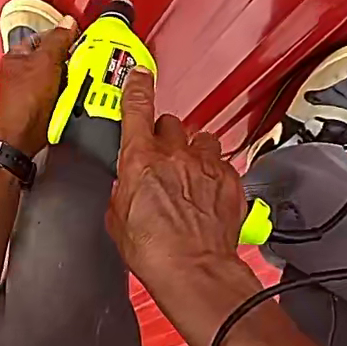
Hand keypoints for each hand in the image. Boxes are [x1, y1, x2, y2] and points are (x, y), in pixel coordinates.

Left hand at [0, 19, 74, 153]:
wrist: (23, 137)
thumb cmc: (22, 103)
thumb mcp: (44, 62)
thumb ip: (57, 40)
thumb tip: (68, 23)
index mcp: (17, 56)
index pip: (43, 36)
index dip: (60, 35)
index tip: (77, 37)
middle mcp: (24, 72)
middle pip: (54, 57)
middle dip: (69, 60)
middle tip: (80, 61)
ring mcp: (35, 90)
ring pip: (61, 76)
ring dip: (72, 79)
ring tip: (77, 81)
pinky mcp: (45, 105)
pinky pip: (64, 94)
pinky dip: (71, 95)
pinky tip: (74, 96)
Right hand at [107, 68, 259, 345]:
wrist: (194, 270)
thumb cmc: (155, 251)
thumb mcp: (117, 220)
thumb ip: (122, 191)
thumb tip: (126, 187)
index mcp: (141, 159)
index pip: (137, 107)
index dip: (137, 86)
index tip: (138, 75)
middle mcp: (175, 155)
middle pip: (171, 123)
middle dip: (164, 136)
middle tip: (162, 158)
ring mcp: (205, 165)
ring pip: (200, 138)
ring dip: (192, 151)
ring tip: (189, 174)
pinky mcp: (229, 179)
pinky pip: (220, 162)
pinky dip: (213, 172)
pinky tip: (207, 193)